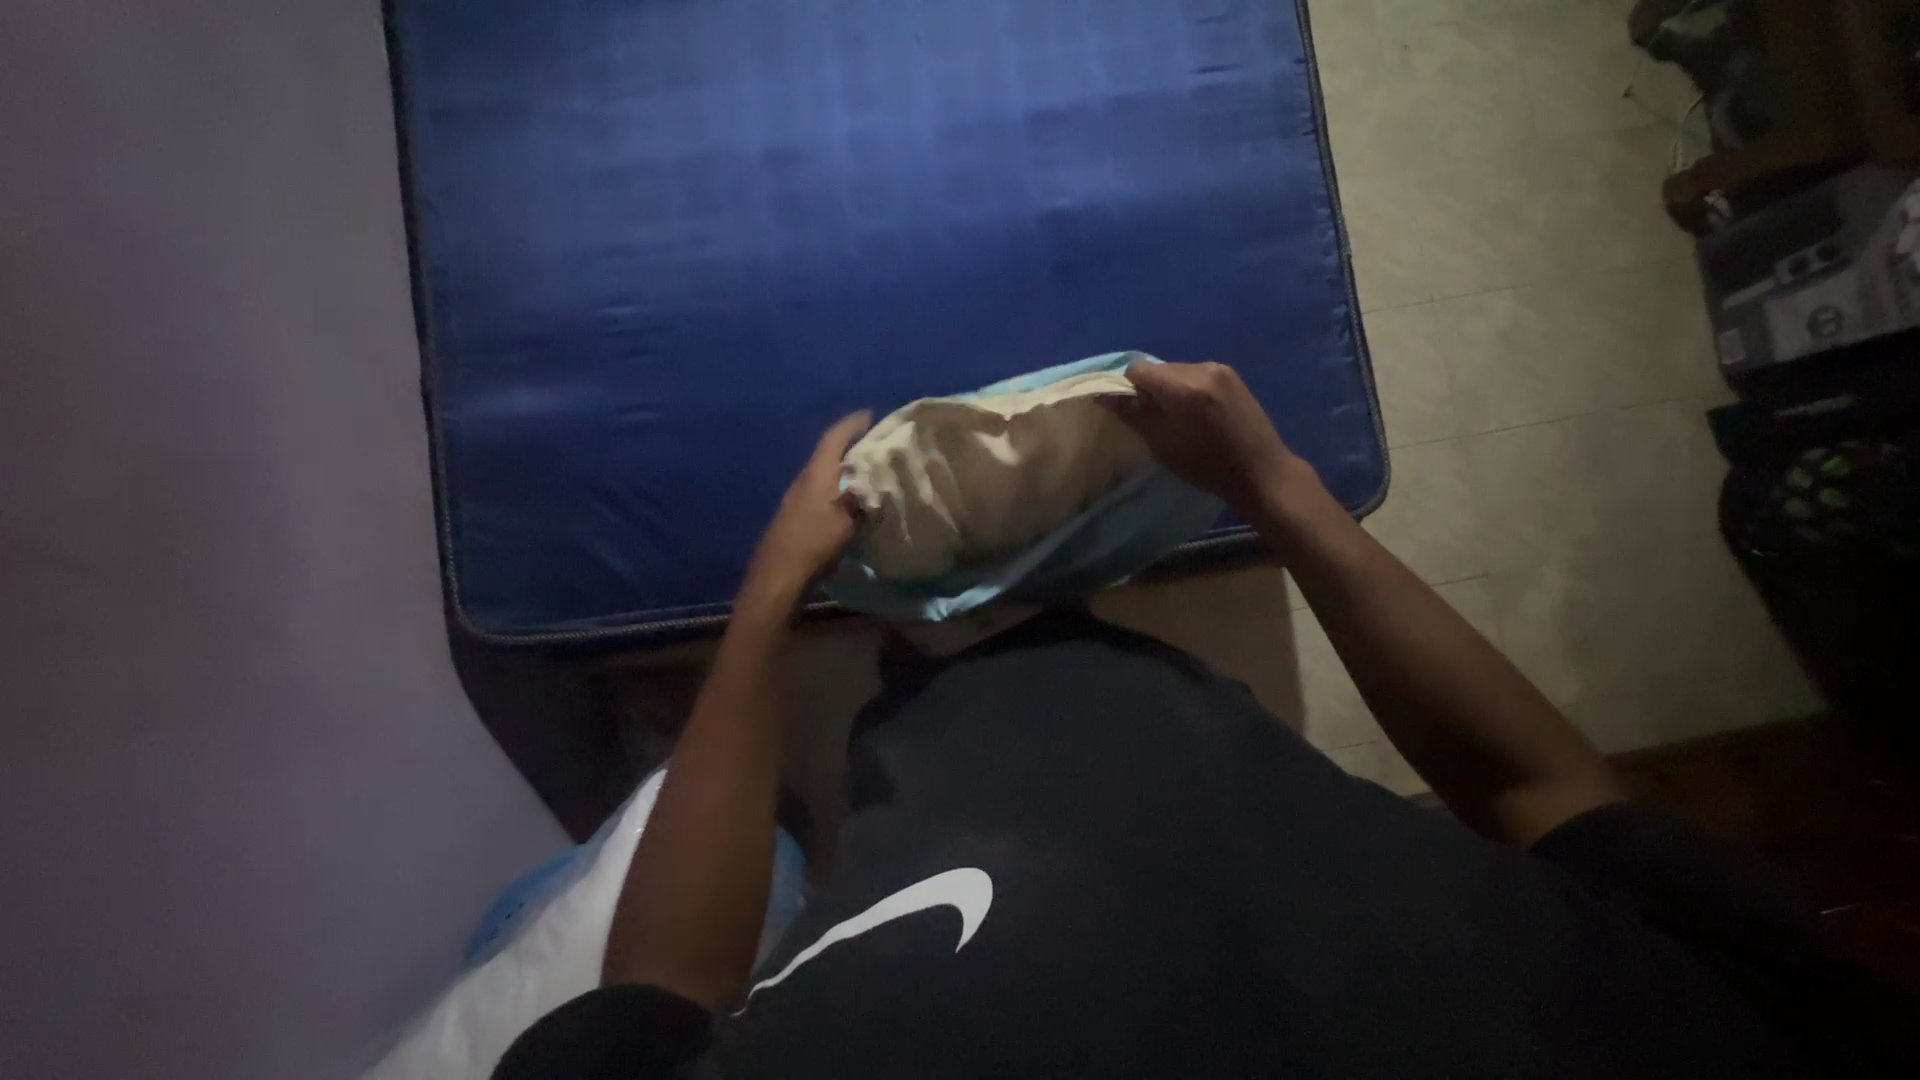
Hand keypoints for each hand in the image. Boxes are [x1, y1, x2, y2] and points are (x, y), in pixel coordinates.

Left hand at [741, 411, 872, 608]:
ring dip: (843, 472)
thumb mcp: (849, 520)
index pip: (834, 438)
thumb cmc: (816, 543)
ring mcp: (795, 500)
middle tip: (875, 447)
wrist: (779, 576)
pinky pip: (820, 494)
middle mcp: (803, 481)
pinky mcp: (794, 519)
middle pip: (827, 455)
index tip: (869, 415)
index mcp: (817, 474)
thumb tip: (877, 483)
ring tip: (866, 476)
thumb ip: (864, 499)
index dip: (852, 424)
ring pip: (823, 476)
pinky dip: (836, 491)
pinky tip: (848, 504)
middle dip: (850, 448)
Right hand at [1118, 360, 1302, 515]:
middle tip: (1154, 419)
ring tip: (1177, 418)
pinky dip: (1187, 389)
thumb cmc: (1206, 466)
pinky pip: (1196, 374)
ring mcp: (1220, 369)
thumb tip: (1103, 395)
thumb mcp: (1162, 444)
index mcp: (1184, 387)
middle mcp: (1202, 368)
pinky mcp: (1232, 376)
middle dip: (1149, 388)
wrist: (1260, 471)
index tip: (1132, 412)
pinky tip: (1196, 413)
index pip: (1137, 369)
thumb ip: (1132, 414)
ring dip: (1168, 389)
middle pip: (1158, 368)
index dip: (1127, 388)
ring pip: (1176, 370)